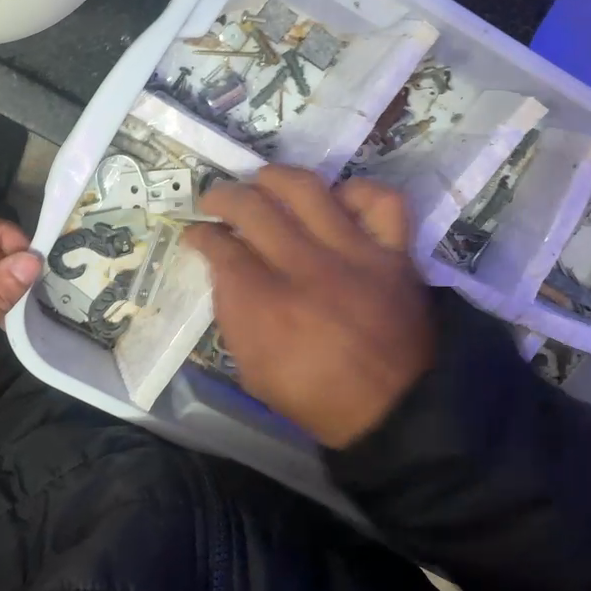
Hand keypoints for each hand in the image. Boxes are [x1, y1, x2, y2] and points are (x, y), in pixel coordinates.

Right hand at [183, 168, 433, 448]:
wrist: (393, 412)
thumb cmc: (312, 395)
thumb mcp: (250, 368)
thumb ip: (232, 312)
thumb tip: (224, 268)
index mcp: (265, 304)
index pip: (221, 246)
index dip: (201, 234)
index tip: (197, 234)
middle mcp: (306, 268)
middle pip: (254, 207)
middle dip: (223, 196)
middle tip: (215, 201)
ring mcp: (354, 255)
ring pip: (307, 188)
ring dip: (274, 178)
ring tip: (262, 183)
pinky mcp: (394, 255)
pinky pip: (380, 201)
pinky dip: (355, 192)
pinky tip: (335, 201)